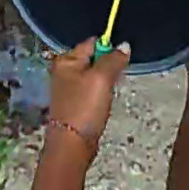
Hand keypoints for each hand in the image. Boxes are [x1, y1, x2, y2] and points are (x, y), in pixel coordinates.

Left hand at [47, 38, 130, 156]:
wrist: (72, 146)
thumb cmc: (84, 108)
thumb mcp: (102, 79)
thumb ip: (113, 59)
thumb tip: (124, 46)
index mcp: (66, 60)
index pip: (92, 43)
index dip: (109, 48)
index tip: (120, 61)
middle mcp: (64, 71)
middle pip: (94, 58)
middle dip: (109, 67)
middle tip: (115, 80)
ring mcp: (69, 88)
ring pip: (96, 75)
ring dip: (107, 82)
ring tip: (109, 94)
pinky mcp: (75, 103)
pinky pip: (93, 90)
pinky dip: (102, 94)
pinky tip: (104, 103)